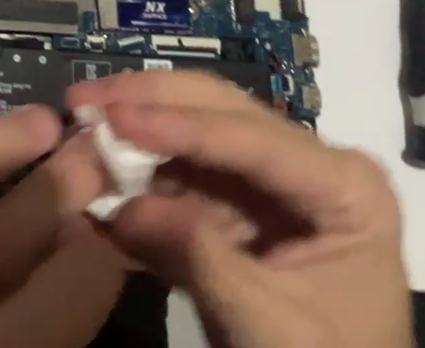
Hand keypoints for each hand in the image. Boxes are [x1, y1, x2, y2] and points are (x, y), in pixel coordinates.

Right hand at [69, 70, 410, 347]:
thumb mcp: (270, 325)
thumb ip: (198, 258)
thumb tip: (121, 208)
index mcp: (344, 186)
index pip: (248, 138)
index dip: (176, 124)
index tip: (113, 116)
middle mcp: (309, 161)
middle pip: (218, 107)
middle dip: (146, 100)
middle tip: (82, 99)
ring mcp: (270, 175)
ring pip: (191, 122)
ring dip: (135, 121)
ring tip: (80, 121)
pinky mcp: (235, 195)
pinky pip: (177, 164)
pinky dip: (135, 161)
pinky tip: (96, 157)